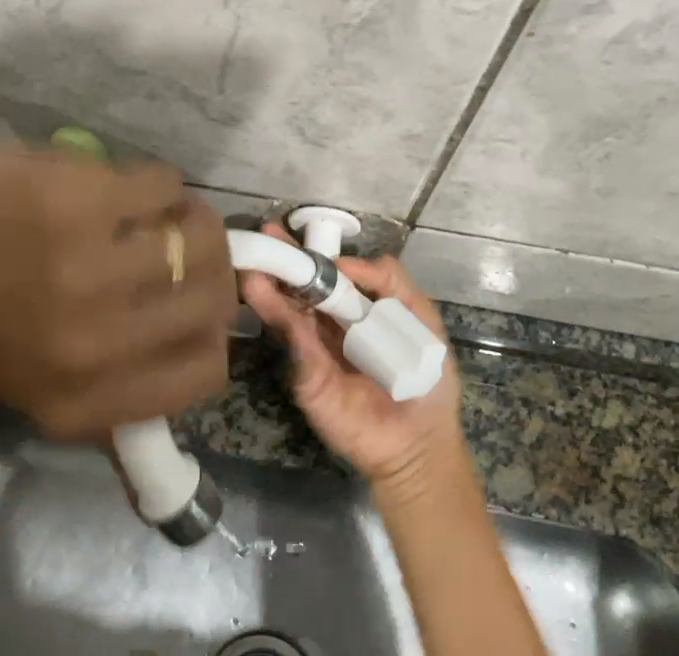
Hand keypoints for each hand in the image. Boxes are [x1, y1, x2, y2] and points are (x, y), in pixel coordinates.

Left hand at [0, 149, 237, 438]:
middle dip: (212, 272)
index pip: (204, 374)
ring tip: (163, 214)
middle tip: (187, 250)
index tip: (194, 308)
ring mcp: (91, 269)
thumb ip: (112, 389)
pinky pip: (165, 186)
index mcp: (81, 402)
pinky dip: (158, 184)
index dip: (211, 337)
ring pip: (202, 239)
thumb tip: (198, 355)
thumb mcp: (31, 385)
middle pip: (212, 303)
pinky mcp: (83, 201)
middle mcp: (94, 346)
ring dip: (191, 221)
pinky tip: (128, 188)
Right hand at [239, 223, 461, 487]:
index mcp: (356, 314)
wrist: (420, 444)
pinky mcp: (305, 374)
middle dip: (283, 263)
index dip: (311, 257)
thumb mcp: (422, 321)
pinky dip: (275, 312)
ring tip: (253, 258)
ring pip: (288, 310)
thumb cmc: (426, 383)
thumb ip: (392, 284)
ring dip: (269, 284)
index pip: (328, 278)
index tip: (290, 233)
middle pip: (301, 290)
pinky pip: (292, 339)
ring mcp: (313, 351)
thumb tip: (346, 261)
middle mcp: (329, 329)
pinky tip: (259, 290)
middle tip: (263, 235)